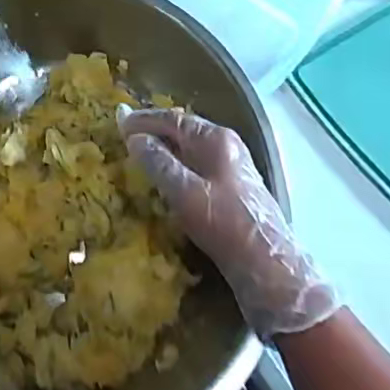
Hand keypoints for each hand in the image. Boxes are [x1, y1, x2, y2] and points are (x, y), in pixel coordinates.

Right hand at [119, 106, 339, 336]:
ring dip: (165, 148)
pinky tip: (166, 178)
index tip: (117, 120)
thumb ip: (157, 163)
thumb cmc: (227, 226)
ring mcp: (233, 167)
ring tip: (140, 154)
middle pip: (183, 130)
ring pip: (191, 149)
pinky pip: (198, 165)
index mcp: (216, 139)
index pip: (172, 119)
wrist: (272, 271)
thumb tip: (134, 137)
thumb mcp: (185, 193)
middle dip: (153, 130)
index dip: (142, 119)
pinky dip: (177, 164)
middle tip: (125, 136)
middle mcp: (226, 145)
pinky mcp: (234, 189)